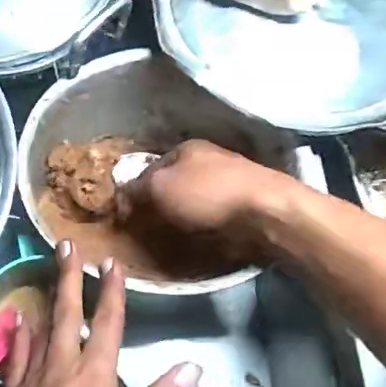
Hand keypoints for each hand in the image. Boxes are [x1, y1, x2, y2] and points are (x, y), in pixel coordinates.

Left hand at [0, 240, 200, 386]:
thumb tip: (190, 366)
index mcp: (94, 379)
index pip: (107, 325)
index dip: (112, 292)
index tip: (111, 262)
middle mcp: (59, 370)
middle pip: (65, 315)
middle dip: (68, 278)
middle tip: (66, 245)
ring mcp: (29, 383)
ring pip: (39, 331)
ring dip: (46, 299)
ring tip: (47, 273)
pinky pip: (15, 358)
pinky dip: (18, 337)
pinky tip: (18, 324)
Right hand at [118, 139, 291, 235]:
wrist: (265, 212)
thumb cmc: (206, 194)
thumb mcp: (158, 188)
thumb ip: (134, 190)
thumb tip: (119, 197)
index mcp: (185, 148)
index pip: (148, 168)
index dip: (133, 190)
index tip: (124, 215)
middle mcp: (207, 160)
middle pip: (170, 184)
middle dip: (156, 204)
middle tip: (144, 228)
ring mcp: (227, 181)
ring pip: (190, 200)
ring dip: (178, 217)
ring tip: (167, 237)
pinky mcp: (241, 204)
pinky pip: (209, 216)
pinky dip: (199, 226)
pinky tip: (195, 239)